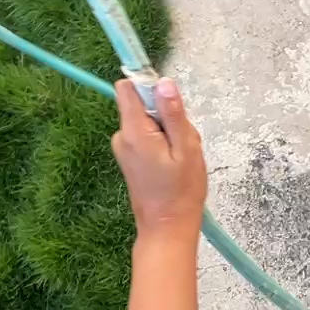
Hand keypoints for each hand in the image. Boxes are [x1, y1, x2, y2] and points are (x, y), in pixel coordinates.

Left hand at [111, 77, 206, 242]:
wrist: (167, 227)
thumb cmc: (181, 192)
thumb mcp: (187, 149)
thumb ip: (174, 114)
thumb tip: (163, 82)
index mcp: (134, 132)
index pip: (128, 88)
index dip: (148, 86)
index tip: (170, 101)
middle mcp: (122, 136)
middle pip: (142, 105)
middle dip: (167, 115)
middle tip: (183, 142)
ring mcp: (124, 148)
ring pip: (149, 122)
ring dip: (169, 132)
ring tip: (181, 158)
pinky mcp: (130, 157)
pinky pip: (148, 136)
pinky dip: (164, 144)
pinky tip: (175, 163)